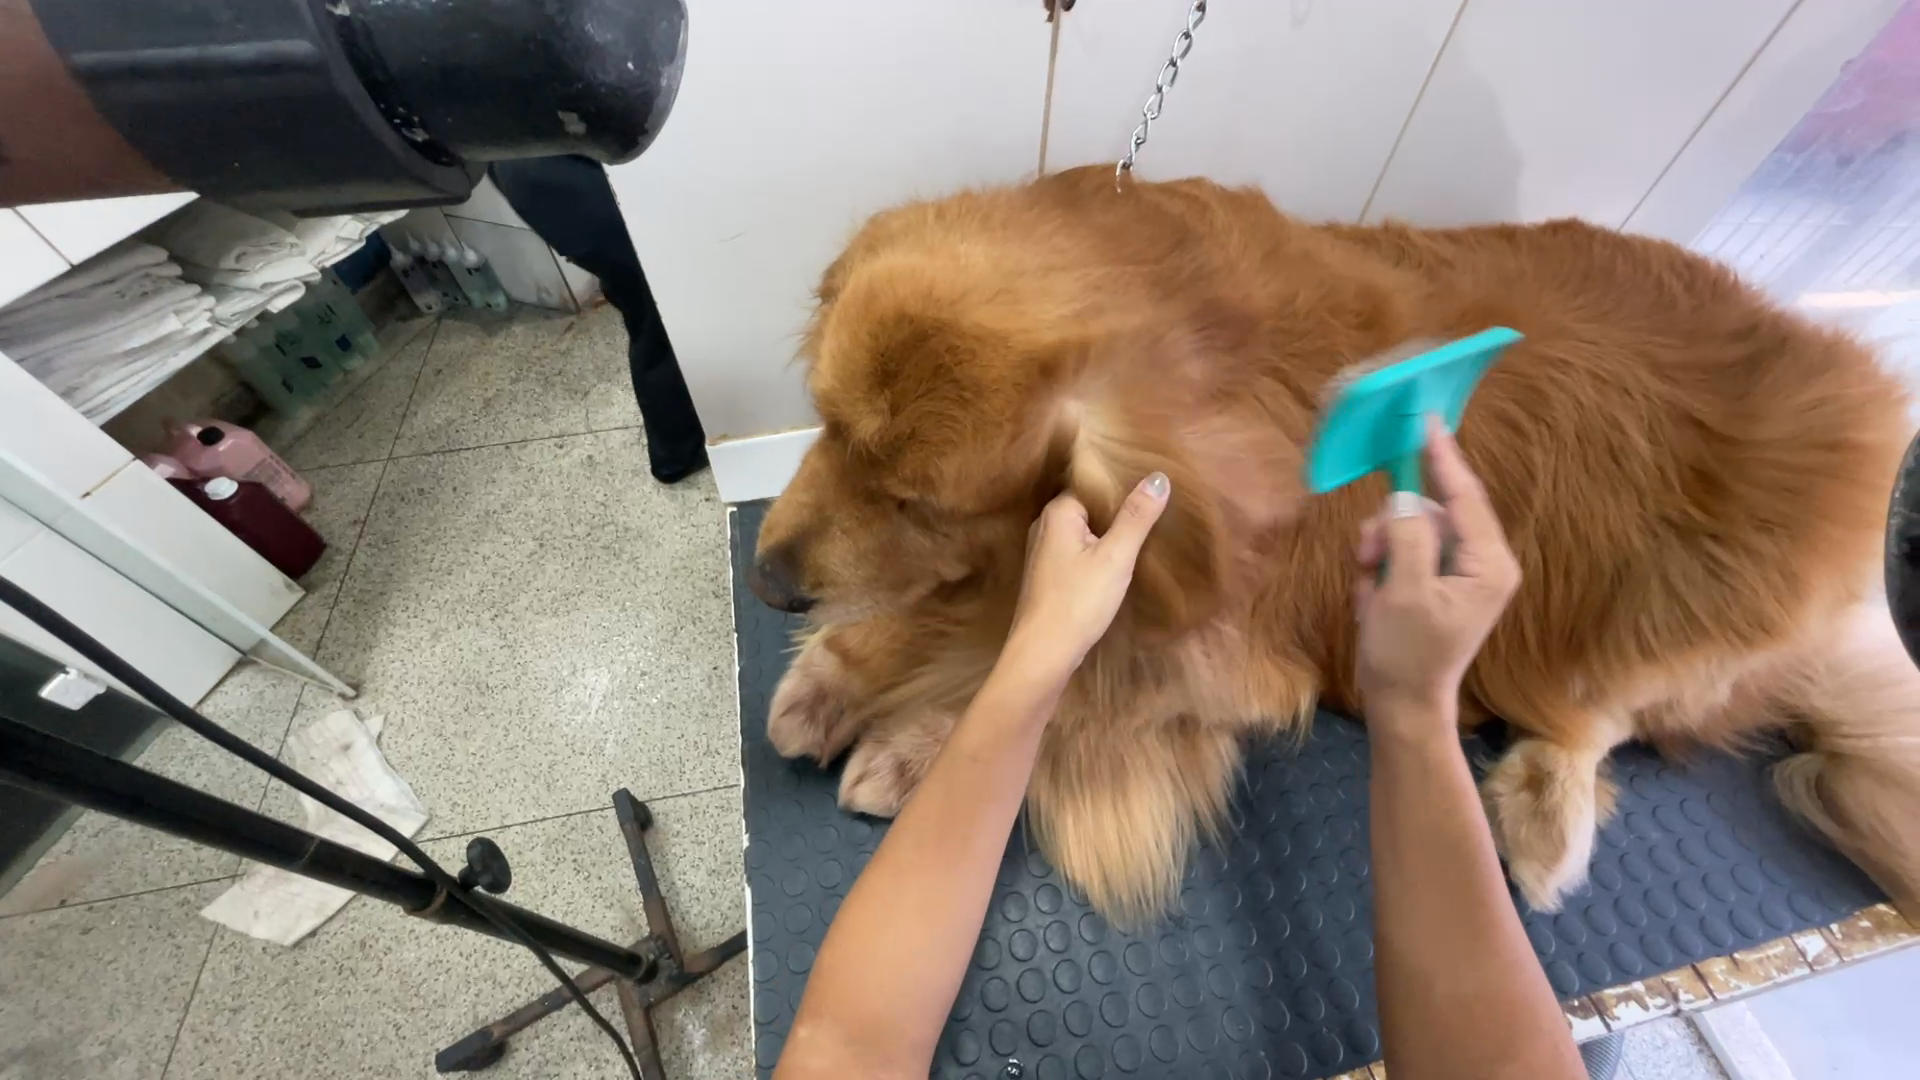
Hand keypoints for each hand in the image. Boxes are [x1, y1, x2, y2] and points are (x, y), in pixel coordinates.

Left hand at [1005, 473, 1170, 683]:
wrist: (1043, 653)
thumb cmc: (1078, 601)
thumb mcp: (1115, 557)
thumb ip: (1137, 516)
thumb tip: (1159, 476)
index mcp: (1058, 513)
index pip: (1092, 484)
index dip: (1121, 484)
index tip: (1152, 485)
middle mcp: (1045, 526)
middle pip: (1088, 507)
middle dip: (1117, 508)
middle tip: (1155, 507)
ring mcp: (1044, 552)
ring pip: (1084, 531)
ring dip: (1109, 533)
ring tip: (1144, 531)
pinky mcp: (1049, 575)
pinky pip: (1078, 551)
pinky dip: (1098, 552)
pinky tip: (1118, 560)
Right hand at [1355, 417, 1519, 730]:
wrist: (1400, 701)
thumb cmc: (1405, 652)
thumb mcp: (1402, 592)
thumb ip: (1406, 537)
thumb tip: (1404, 500)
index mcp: (1488, 563)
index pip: (1465, 497)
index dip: (1443, 459)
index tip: (1426, 423)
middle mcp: (1479, 562)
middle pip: (1430, 512)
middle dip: (1391, 528)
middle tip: (1366, 556)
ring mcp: (1455, 573)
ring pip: (1409, 530)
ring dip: (1379, 549)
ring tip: (1368, 585)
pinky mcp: (1432, 582)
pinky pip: (1400, 551)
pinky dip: (1379, 567)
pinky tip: (1374, 597)